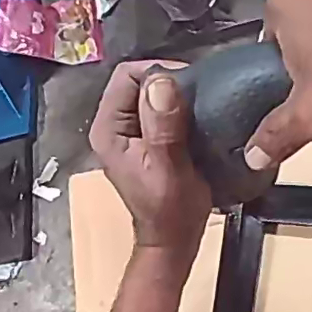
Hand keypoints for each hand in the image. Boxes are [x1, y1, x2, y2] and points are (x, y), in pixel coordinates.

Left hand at [90, 60, 212, 258]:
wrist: (174, 238)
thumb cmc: (170, 210)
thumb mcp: (168, 167)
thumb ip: (163, 126)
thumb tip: (161, 82)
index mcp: (109, 129)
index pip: (127, 76)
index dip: (159, 73)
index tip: (191, 85)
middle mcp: (115, 126)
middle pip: (139, 82)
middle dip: (170, 84)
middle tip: (201, 96)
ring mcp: (131, 134)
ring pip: (152, 96)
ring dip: (178, 97)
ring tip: (202, 106)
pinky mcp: (148, 140)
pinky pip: (162, 111)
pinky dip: (180, 110)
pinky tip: (198, 118)